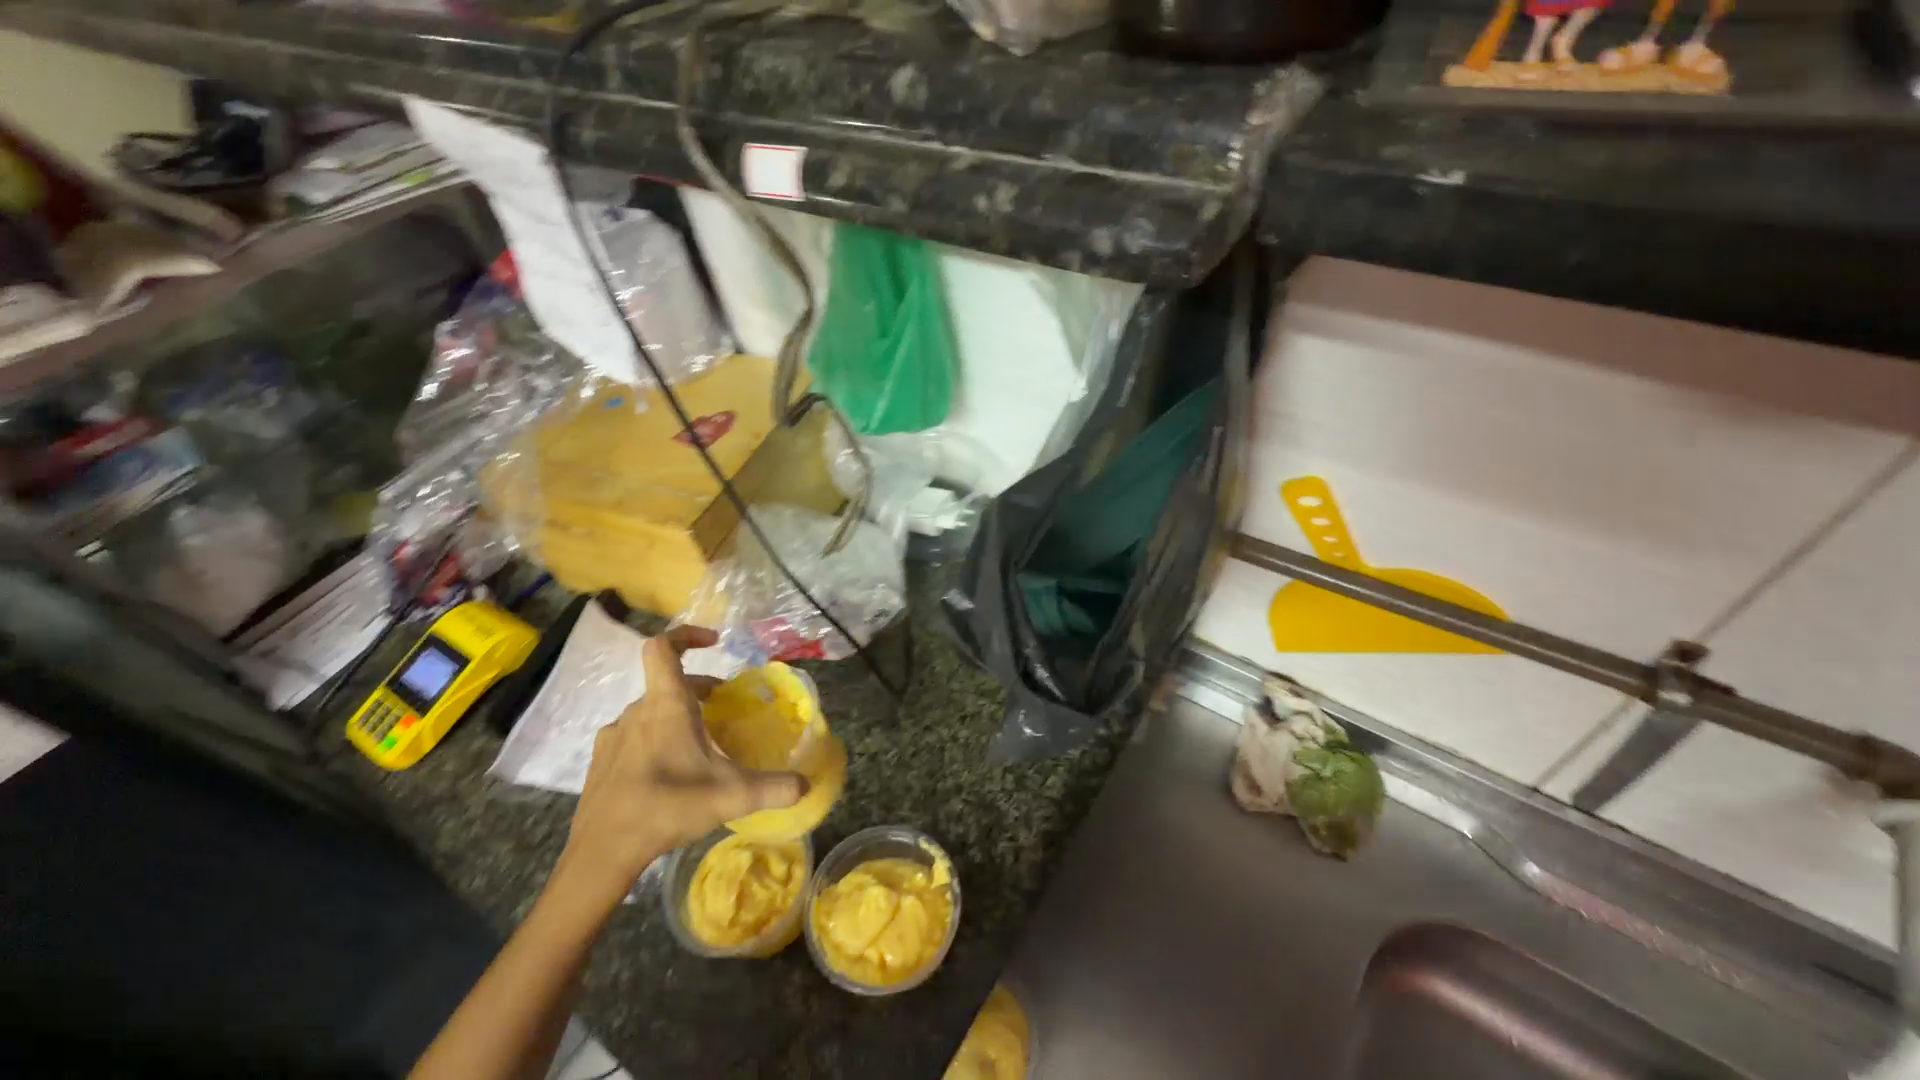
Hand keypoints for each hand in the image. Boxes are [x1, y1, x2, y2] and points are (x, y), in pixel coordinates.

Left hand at [551, 626, 806, 907]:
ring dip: (675, 717)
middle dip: (698, 689)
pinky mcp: (600, 762)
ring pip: (649, 711)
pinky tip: (669, 774)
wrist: (603, 851)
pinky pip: (632, 738)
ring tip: (699, 746)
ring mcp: (614, 736)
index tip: (713, 642)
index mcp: (666, 705)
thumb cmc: (668, 806)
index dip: (687, 634)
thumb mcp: (732, 797)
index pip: (664, 646)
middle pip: (667, 683)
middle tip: (723, 709)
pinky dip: (654, 742)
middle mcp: (636, 712)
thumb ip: (775, 787)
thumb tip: (806, 784)